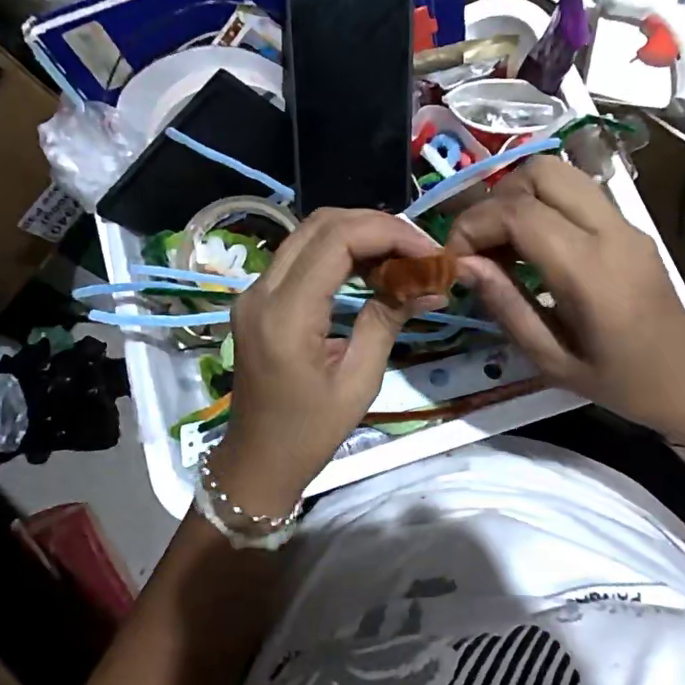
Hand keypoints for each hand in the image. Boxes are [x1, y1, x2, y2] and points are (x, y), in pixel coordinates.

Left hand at [214, 209, 444, 509]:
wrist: (258, 459)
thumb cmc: (310, 432)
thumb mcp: (359, 381)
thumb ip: (387, 320)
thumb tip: (429, 285)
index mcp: (286, 315)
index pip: (337, 239)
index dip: (389, 234)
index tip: (429, 253)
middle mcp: (262, 291)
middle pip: (322, 224)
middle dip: (378, 228)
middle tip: (420, 252)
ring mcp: (255, 292)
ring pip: (310, 234)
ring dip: (360, 236)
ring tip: (404, 260)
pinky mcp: (259, 299)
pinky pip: (302, 256)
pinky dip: (341, 253)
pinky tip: (373, 271)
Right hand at [445, 155, 684, 433]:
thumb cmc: (618, 381)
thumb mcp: (551, 360)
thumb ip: (506, 306)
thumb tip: (464, 264)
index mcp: (589, 270)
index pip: (518, 213)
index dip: (474, 225)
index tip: (456, 257)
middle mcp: (609, 231)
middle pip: (540, 172)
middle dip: (496, 200)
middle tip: (482, 245)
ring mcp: (625, 222)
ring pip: (560, 171)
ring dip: (520, 195)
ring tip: (505, 242)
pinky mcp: (631, 225)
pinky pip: (577, 191)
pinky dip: (544, 203)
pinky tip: (535, 246)